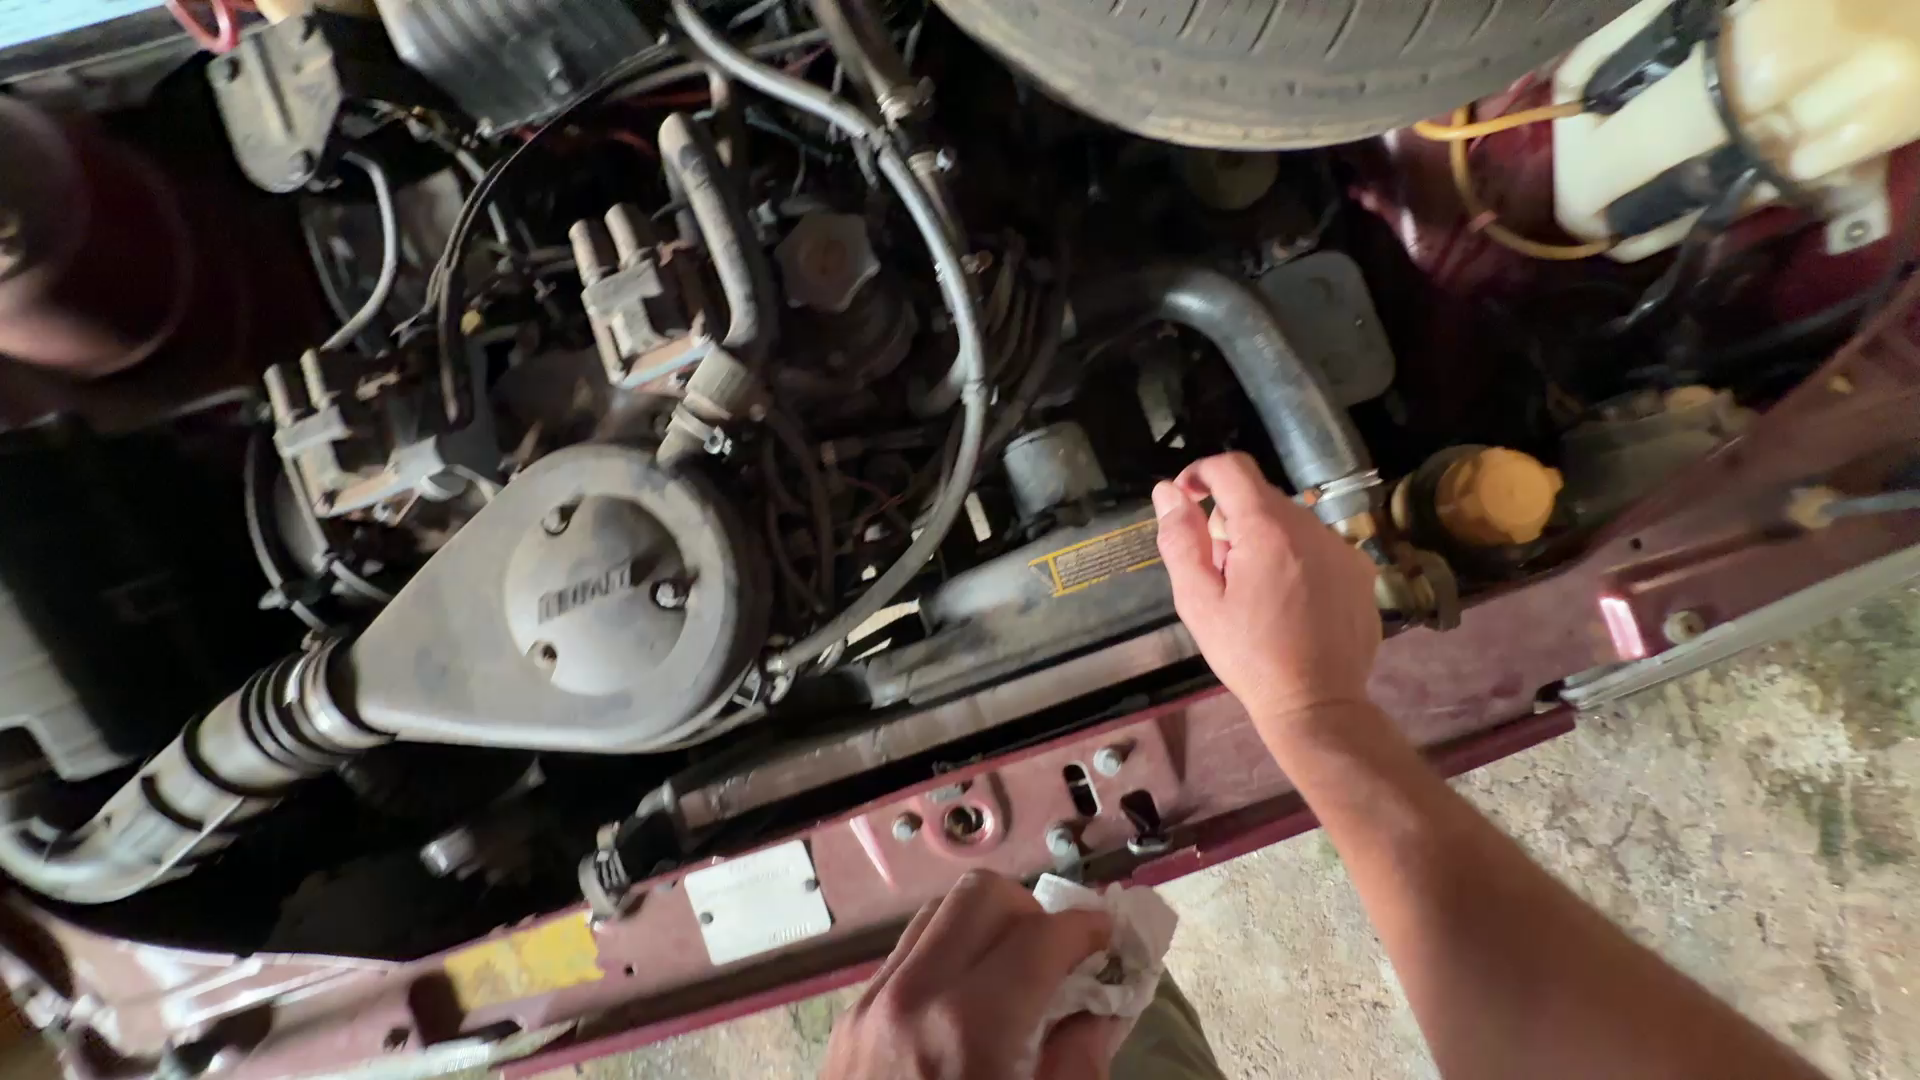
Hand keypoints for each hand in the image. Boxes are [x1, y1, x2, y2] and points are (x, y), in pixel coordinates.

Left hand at [823, 871, 1122, 1079]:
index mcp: (966, 1033)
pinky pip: (910, 948)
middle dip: (1032, 911)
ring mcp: (871, 1002)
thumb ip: (1079, 1065)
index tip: (1108, 938)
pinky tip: (971, 997)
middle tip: (1057, 955)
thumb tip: (1104, 1004)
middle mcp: (911, 997)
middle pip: (981, 895)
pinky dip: (951, 949)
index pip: (1038, 937)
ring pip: (940, 910)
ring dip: (988, 923)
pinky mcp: (849, 1016)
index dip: (1086, 929)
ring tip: (1016, 970)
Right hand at [1152, 452, 1380, 728]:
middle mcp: (1311, 526)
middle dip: (1228, 519)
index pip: (1231, 468)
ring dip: (1261, 538)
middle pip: (1259, 496)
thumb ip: (1180, 539)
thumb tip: (1167, 491)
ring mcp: (1342, 547)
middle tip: (1216, 569)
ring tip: (1252, 591)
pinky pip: (1316, 544)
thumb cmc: (1246, 654)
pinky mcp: (1360, 570)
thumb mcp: (1197, 600)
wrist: (1316, 703)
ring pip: (1288, 520)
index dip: (1200, 473)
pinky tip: (1287, 601)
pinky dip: (1293, 557)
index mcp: (1266, 529)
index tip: (1185, 500)